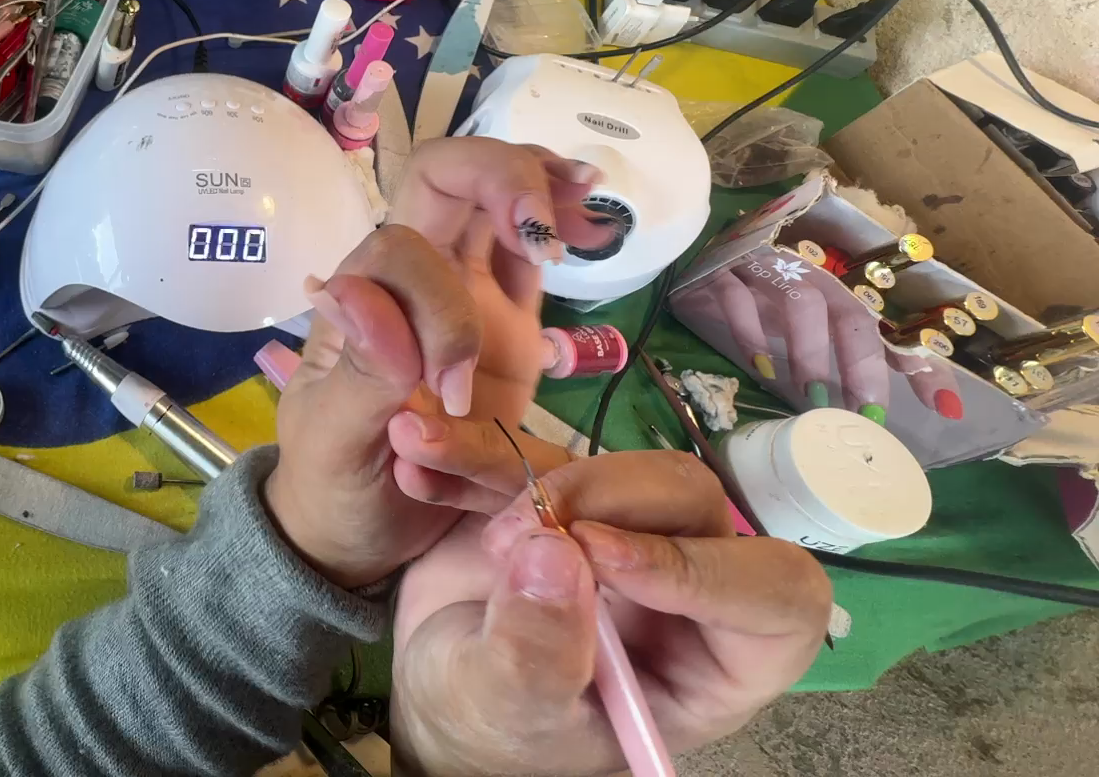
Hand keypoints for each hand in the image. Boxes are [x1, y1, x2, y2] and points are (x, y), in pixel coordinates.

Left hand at [263, 139, 614, 588]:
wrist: (358, 530)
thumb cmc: (331, 481)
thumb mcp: (333, 438)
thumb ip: (357, 371)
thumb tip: (358, 290)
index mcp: (356, 301)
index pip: (403, 249)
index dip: (438, 308)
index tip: (452, 390)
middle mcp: (405, 285)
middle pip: (441, 182)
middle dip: (498, 179)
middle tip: (548, 226)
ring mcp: (458, 299)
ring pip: (485, 203)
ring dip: (532, 183)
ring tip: (585, 195)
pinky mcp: (502, 329)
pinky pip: (523, 257)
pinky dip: (554, 222)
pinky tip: (589, 222)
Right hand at [390, 451, 831, 776]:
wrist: (430, 689)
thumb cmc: (490, 730)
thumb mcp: (509, 708)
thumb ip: (538, 650)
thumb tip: (559, 553)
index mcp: (706, 658)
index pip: (769, 596)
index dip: (698, 566)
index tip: (595, 554)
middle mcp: (671, 582)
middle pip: (684, 498)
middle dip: (594, 496)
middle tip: (509, 531)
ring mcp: (604, 530)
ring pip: (593, 459)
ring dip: (504, 455)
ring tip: (426, 463)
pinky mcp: (543, 498)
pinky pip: (517, 451)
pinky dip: (462, 449)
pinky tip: (412, 458)